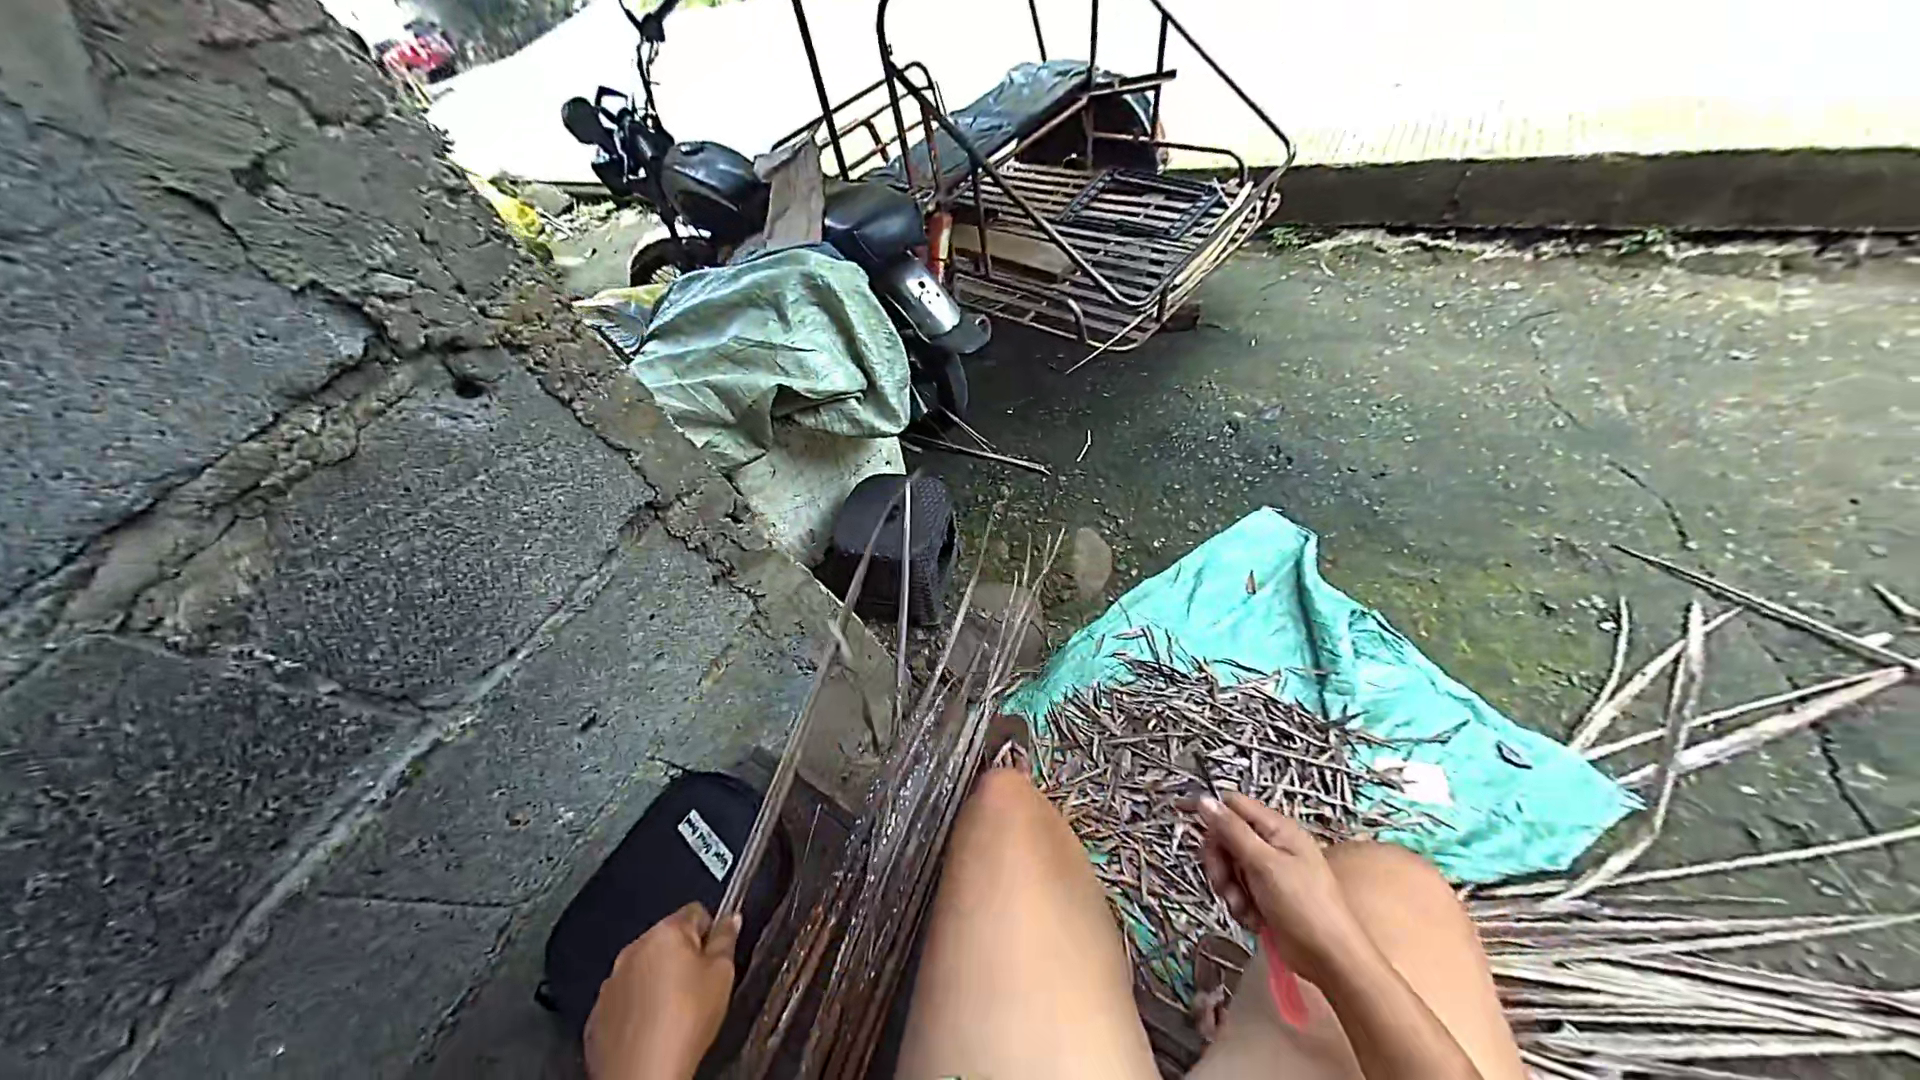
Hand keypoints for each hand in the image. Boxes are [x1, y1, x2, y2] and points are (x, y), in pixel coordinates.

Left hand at [584, 902, 740, 1079]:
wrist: (642, 1076)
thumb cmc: (685, 1021)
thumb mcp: (721, 975)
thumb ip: (726, 939)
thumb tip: (731, 919)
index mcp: (665, 932)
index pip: (695, 912)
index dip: (710, 932)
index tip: (715, 957)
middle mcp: (633, 950)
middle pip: (667, 940)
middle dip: (683, 956)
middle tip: (698, 987)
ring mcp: (610, 983)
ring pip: (644, 969)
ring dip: (658, 980)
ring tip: (674, 1013)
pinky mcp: (596, 1015)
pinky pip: (624, 999)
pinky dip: (637, 1007)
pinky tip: (651, 1029)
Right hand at [1189, 793, 1366, 986]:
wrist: (1331, 961)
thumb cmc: (1303, 906)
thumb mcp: (1263, 864)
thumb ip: (1232, 830)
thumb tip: (1205, 799)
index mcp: (1277, 828)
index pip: (1232, 805)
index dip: (1210, 812)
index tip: (1186, 821)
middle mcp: (1272, 844)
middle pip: (1225, 837)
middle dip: (1220, 862)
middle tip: (1226, 882)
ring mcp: (1269, 871)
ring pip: (1229, 866)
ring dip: (1229, 887)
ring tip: (1243, 907)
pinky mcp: (1266, 895)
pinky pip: (1238, 889)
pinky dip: (1240, 904)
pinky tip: (1253, 918)